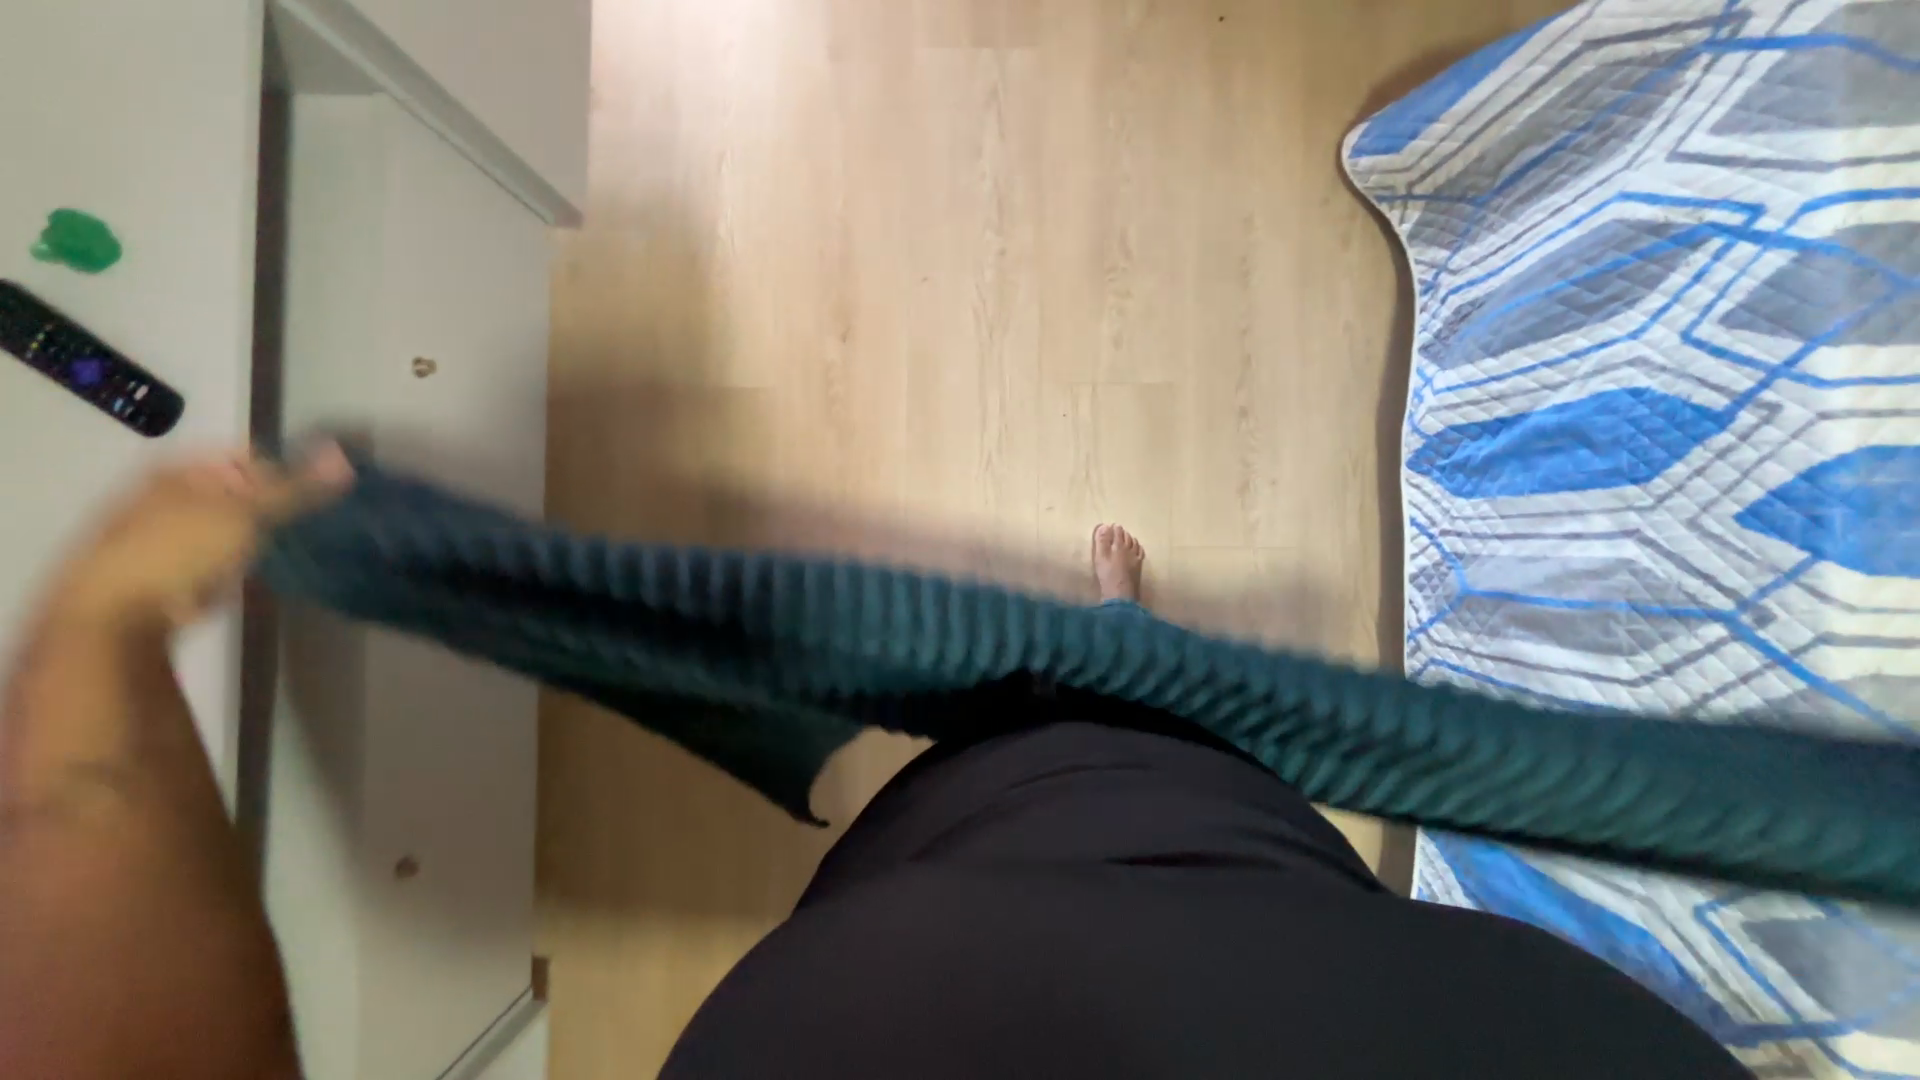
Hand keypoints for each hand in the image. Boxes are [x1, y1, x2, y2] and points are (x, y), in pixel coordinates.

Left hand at [45, 444, 353, 633]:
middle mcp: (180, 492)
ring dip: (281, 528)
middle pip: (253, 488)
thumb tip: (343, 456)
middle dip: (292, 500)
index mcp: (184, 469)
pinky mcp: (194, 562)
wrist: (121, 611)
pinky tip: (294, 558)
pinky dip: (266, 551)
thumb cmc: (176, 550)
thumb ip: (297, 486)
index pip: (256, 456)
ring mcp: (185, 529)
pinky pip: (242, 547)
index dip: (297, 468)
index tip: (334, 486)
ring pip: (250, 519)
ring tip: (322, 536)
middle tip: (333, 513)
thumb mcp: (244, 512)